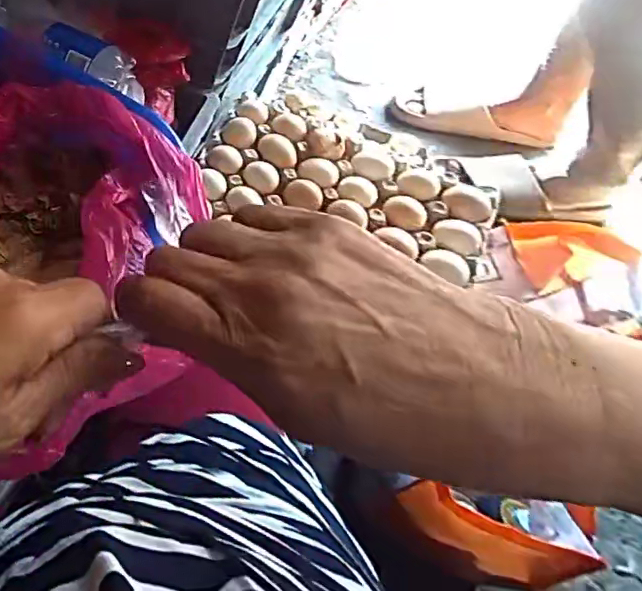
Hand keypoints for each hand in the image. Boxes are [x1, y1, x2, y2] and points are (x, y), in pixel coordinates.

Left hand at [0, 268, 138, 519]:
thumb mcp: (16, 418)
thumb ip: (77, 375)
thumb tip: (130, 346)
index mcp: (27, 307)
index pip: (94, 294)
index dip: (101, 333)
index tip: (83, 378)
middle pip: (54, 300)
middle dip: (58, 343)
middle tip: (29, 403)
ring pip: (17, 303)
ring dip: (19, 340)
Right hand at [117, 207, 607, 495]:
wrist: (508, 387)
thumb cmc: (398, 425)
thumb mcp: (294, 413)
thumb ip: (223, 357)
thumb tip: (173, 322)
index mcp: (249, 347)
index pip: (145, 297)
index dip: (133, 303)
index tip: (146, 313)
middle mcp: (258, 287)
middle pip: (165, 258)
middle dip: (166, 281)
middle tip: (194, 302)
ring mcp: (290, 246)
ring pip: (200, 231)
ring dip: (206, 257)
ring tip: (239, 281)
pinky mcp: (321, 221)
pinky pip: (249, 216)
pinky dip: (247, 238)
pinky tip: (278, 262)